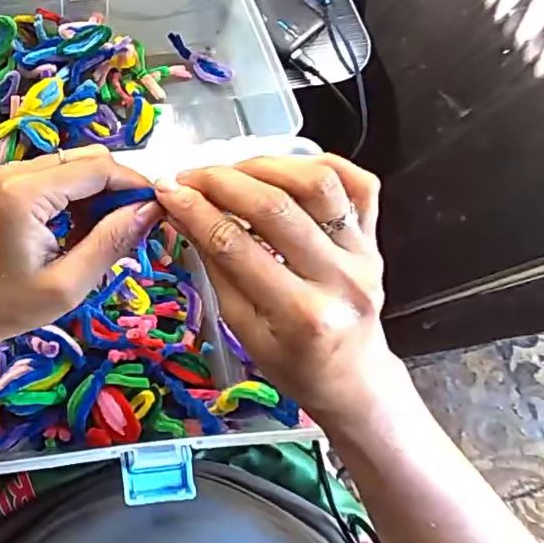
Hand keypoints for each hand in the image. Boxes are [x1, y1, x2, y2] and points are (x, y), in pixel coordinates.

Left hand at [0, 145, 160, 348]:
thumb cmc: (13, 306)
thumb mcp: (70, 283)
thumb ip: (111, 241)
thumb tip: (151, 209)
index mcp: (24, 193)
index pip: (96, 169)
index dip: (133, 184)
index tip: (157, 210)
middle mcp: (16, 172)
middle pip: (88, 160)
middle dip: (118, 188)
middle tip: (131, 228)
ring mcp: (12, 174)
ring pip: (78, 165)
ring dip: (101, 194)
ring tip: (105, 234)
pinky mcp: (14, 183)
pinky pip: (62, 175)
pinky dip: (82, 197)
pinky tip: (84, 229)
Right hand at [153, 155, 398, 421]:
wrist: (352, 377)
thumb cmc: (291, 363)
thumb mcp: (241, 327)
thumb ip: (214, 267)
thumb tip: (180, 214)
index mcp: (298, 314)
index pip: (235, 245)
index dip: (195, 211)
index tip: (167, 191)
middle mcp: (338, 278)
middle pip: (275, 207)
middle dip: (222, 182)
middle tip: (190, 177)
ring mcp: (363, 254)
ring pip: (317, 184)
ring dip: (266, 167)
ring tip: (233, 170)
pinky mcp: (376, 238)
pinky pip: (358, 184)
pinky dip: (319, 164)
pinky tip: (283, 168)